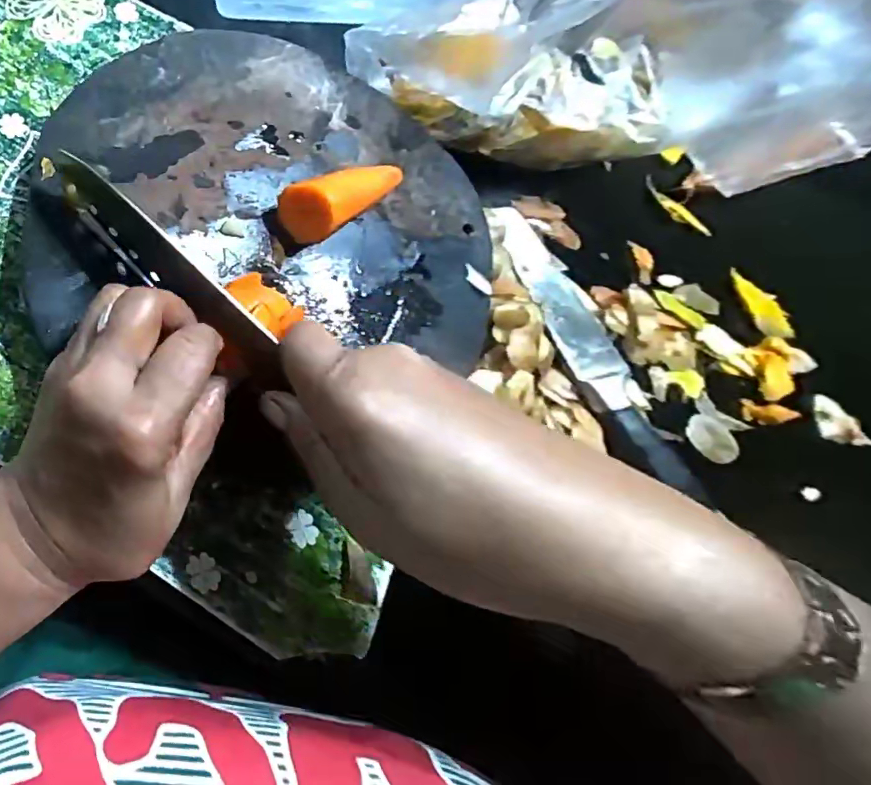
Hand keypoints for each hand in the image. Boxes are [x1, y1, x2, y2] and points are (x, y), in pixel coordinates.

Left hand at [0, 286, 228, 588]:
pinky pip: (95, 316)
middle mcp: (101, 383)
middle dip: (179, 312)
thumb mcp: (175, 496)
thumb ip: (203, 428)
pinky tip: (132, 354)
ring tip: (159, 342)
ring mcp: (71, 367)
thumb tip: (220, 377)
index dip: (213, 346)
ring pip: (115, 295)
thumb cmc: (113, 531)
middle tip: (186, 343)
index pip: (191, 345)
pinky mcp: (56, 363)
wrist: (33, 533)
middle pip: (146, 302)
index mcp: (141, 424)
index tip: (215, 365)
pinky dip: (121, 320)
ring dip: (146, 309)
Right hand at [260, 321, 807, 687]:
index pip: (291, 335)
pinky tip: (435, 474)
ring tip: (397, 484)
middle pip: (328, 361)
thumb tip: (278, 403)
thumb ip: (310, 448)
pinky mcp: (462, 382)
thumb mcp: (362, 513)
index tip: (286, 416)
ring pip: (365, 378)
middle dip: (321, 405)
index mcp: (352, 384)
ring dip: (362, 418)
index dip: (278, 367)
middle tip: (345, 473)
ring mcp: (430, 367)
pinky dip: (397, 421)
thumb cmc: (460, 534)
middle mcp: (386, 358)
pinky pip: (401, 389)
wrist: (593, 532)